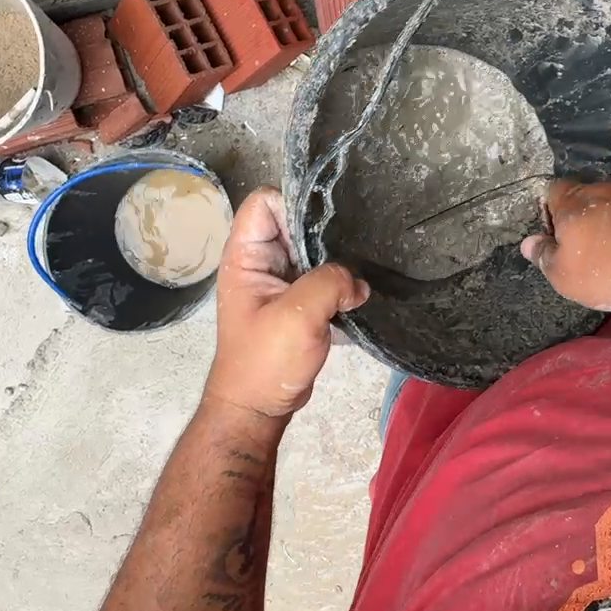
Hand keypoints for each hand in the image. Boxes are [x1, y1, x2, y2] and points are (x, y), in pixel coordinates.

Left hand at [203, 187, 369, 419]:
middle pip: (293, 223)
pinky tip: (360, 288)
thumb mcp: (299, 315)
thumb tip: (359, 282)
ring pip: (312, 250)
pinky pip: (323, 275)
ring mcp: (280, 282)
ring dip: (337, 257)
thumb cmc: (266, 360)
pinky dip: (341, 279)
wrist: (259, 408)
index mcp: (245, 256)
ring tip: (364, 261)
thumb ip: (332, 282)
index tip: (329, 222)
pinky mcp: (299, 301)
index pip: (265, 202)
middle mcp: (261, 262)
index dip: (295, 203)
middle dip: (324, 229)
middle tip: (358, 239)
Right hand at [520, 179, 610, 310]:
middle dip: (588, 218)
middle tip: (592, 248)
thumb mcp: (566, 275)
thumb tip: (528, 243)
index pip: (553, 191)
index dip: (552, 210)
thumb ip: (545, 258)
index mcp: (572, 202)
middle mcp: (603, 188)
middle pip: (588, 197)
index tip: (558, 234)